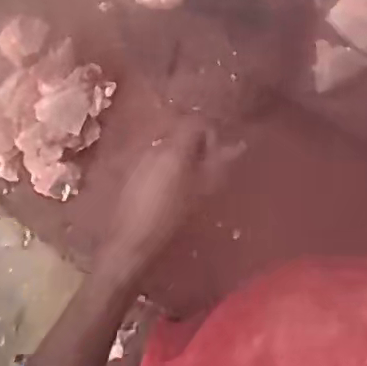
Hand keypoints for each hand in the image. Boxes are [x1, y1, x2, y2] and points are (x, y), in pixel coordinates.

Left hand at [96, 117, 245, 282]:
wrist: (129, 243)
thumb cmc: (169, 218)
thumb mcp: (200, 192)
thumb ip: (218, 165)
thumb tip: (238, 146)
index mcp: (174, 149)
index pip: (196, 123)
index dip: (210, 133)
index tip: (218, 153)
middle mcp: (155, 147)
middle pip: (181, 133)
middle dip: (197, 147)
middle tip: (207, 169)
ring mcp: (139, 158)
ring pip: (167, 147)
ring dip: (181, 158)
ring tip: (190, 182)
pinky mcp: (130, 172)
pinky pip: (154, 160)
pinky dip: (166, 167)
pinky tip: (168, 190)